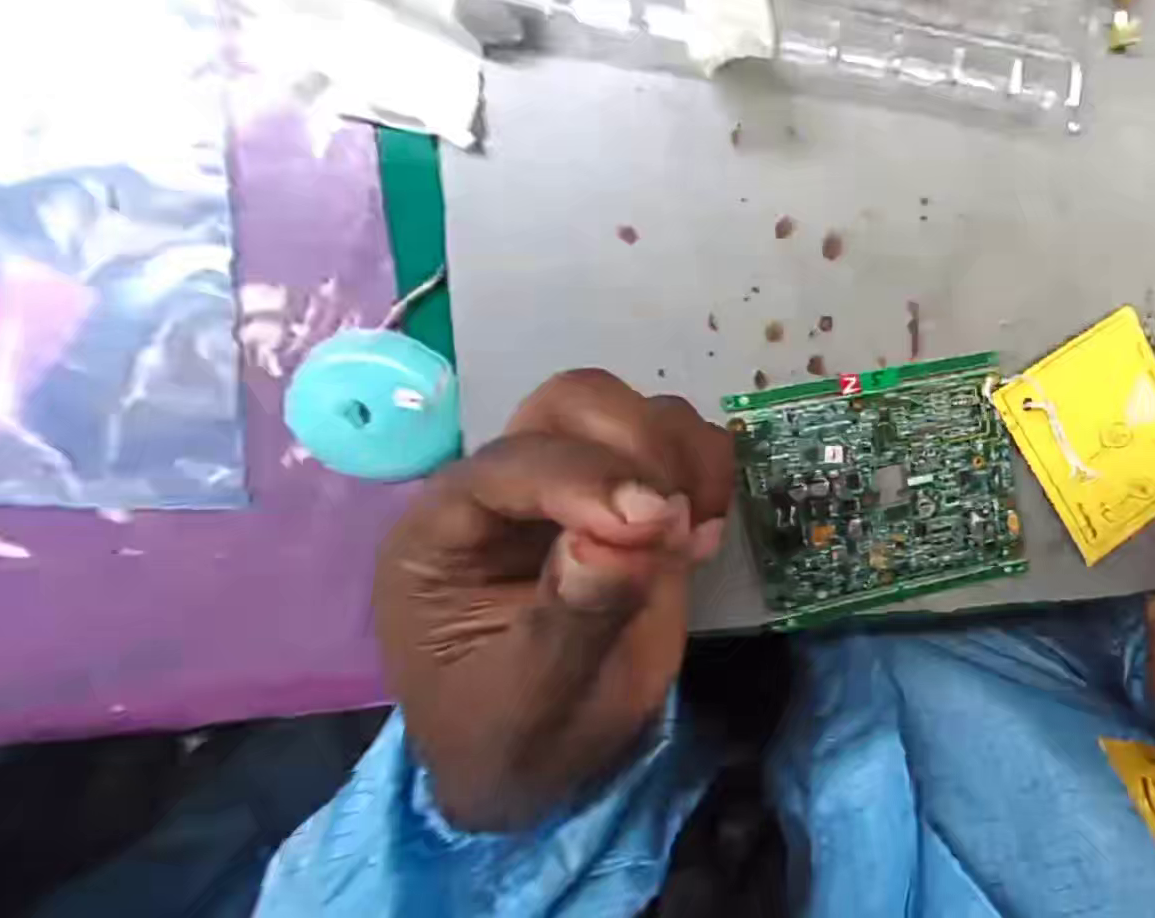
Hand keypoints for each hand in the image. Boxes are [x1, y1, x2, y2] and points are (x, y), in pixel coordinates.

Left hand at [374, 369, 732, 830]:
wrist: (557, 753)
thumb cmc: (519, 734)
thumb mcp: (531, 705)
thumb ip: (572, 621)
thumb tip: (625, 539)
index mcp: (447, 531)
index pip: (511, 463)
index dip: (582, 478)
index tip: (655, 524)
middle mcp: (513, 485)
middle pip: (574, 401)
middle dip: (636, 446)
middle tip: (674, 519)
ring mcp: (580, 480)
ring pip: (634, 407)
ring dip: (679, 455)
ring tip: (692, 534)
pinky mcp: (635, 493)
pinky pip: (682, 438)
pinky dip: (707, 468)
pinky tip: (703, 533)